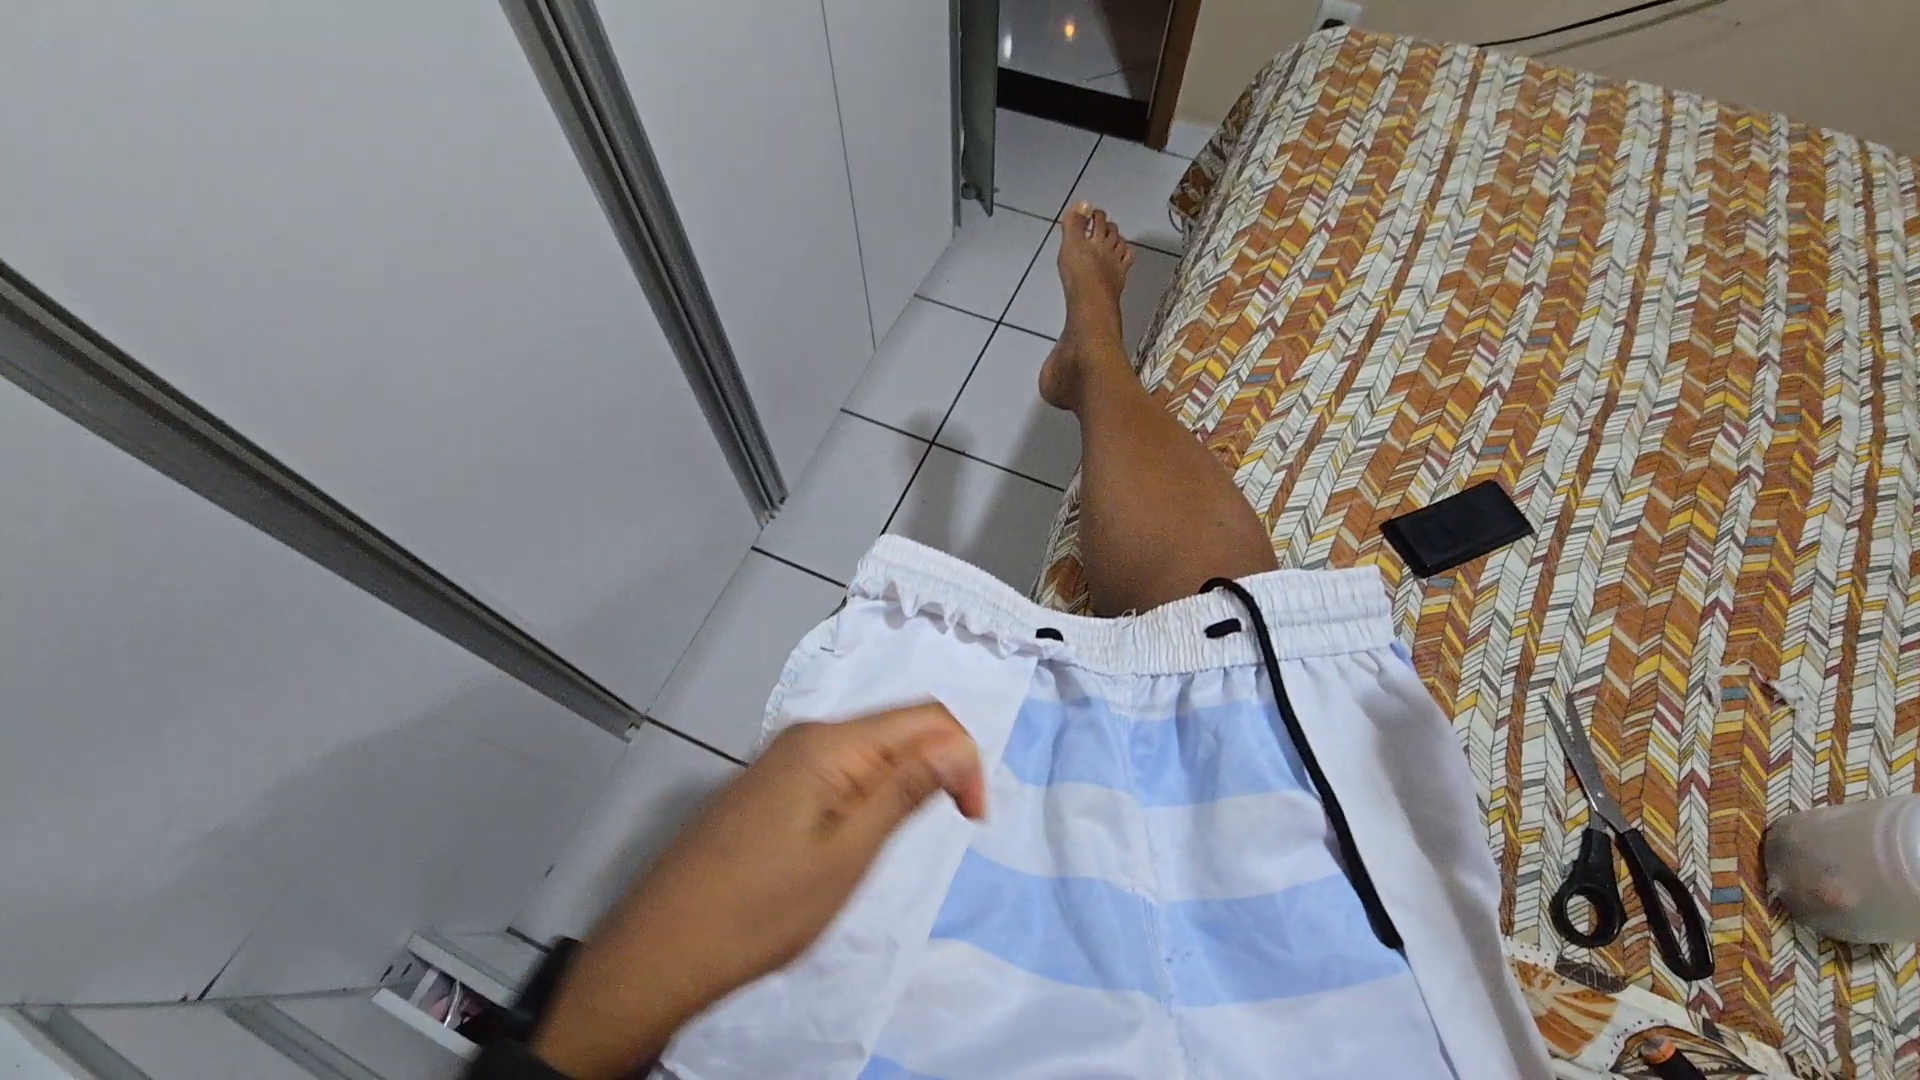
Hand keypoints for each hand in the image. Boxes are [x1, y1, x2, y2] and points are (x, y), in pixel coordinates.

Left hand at [529, 703, 983, 1078]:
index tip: (973, 819)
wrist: (661, 950)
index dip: (964, 758)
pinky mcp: (770, 785)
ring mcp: (783, 759)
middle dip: (937, 767)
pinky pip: (839, 771)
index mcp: (830, 743)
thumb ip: (906, 791)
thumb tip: (958, 746)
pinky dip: (869, 794)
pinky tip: (859, 837)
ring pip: (870, 751)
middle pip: (897, 728)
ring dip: (904, 782)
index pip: (926, 718)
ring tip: (899, 841)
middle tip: (950, 828)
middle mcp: (806, 736)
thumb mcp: (848, 855)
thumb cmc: (761, 909)